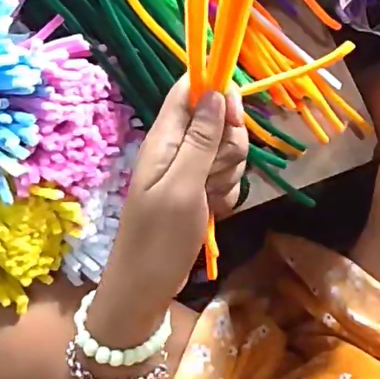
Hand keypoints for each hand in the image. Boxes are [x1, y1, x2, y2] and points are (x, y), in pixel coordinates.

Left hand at [91, 76, 247, 344]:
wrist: (145, 289)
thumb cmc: (159, 239)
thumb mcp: (183, 186)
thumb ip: (201, 139)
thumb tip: (215, 91)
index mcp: (165, 137)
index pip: (189, 89)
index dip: (216, 90)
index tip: (234, 116)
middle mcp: (177, 146)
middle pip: (218, 119)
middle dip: (230, 143)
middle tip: (214, 173)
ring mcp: (190, 169)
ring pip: (228, 149)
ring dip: (229, 173)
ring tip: (210, 199)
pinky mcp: (200, 189)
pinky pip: (227, 176)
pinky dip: (227, 193)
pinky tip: (215, 211)